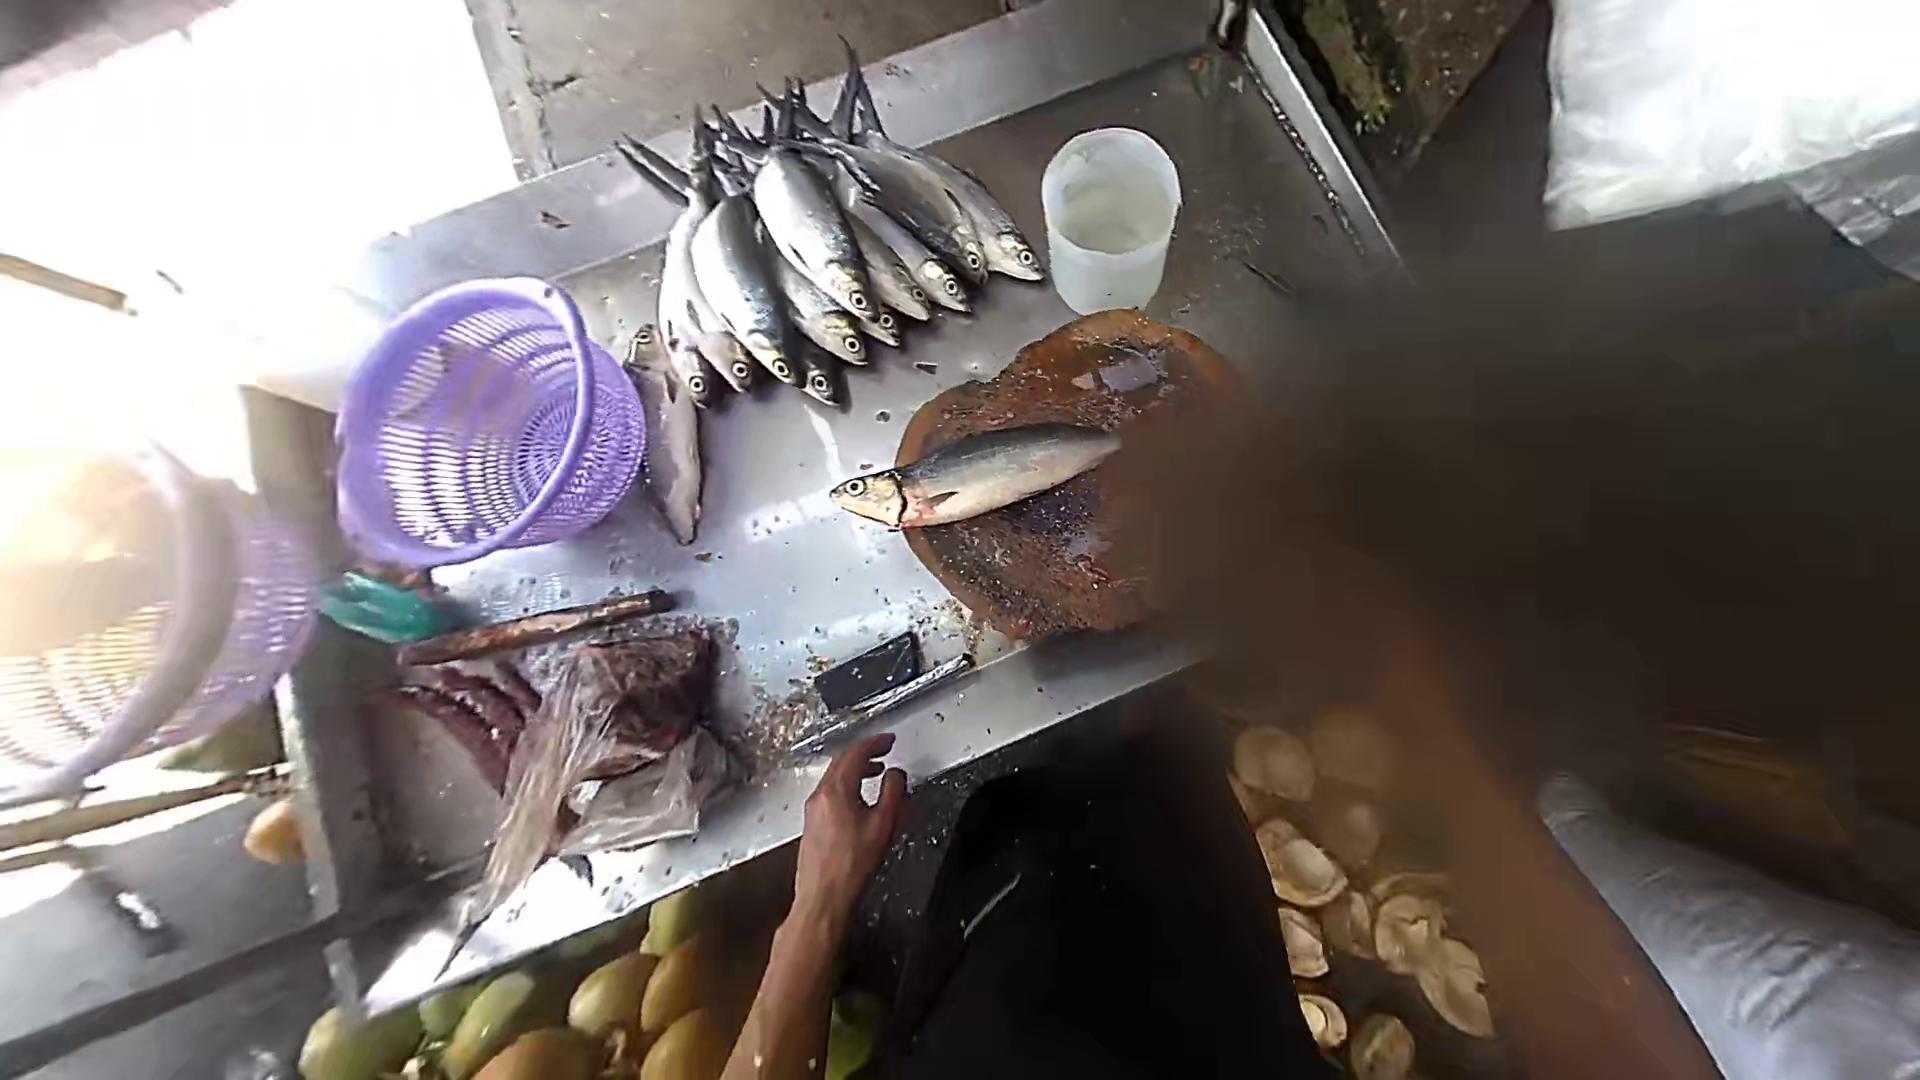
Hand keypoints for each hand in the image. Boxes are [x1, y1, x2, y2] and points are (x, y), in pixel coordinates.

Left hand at [792, 734, 906, 934]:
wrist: (823, 899)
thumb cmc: (852, 865)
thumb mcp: (883, 824)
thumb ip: (893, 792)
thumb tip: (895, 774)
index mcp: (836, 790)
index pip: (855, 753)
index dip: (874, 743)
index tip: (888, 740)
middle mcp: (820, 795)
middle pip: (842, 761)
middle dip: (864, 752)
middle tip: (884, 750)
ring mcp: (813, 809)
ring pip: (834, 776)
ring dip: (855, 768)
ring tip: (875, 772)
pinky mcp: (811, 822)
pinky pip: (830, 791)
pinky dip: (847, 784)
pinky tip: (859, 797)